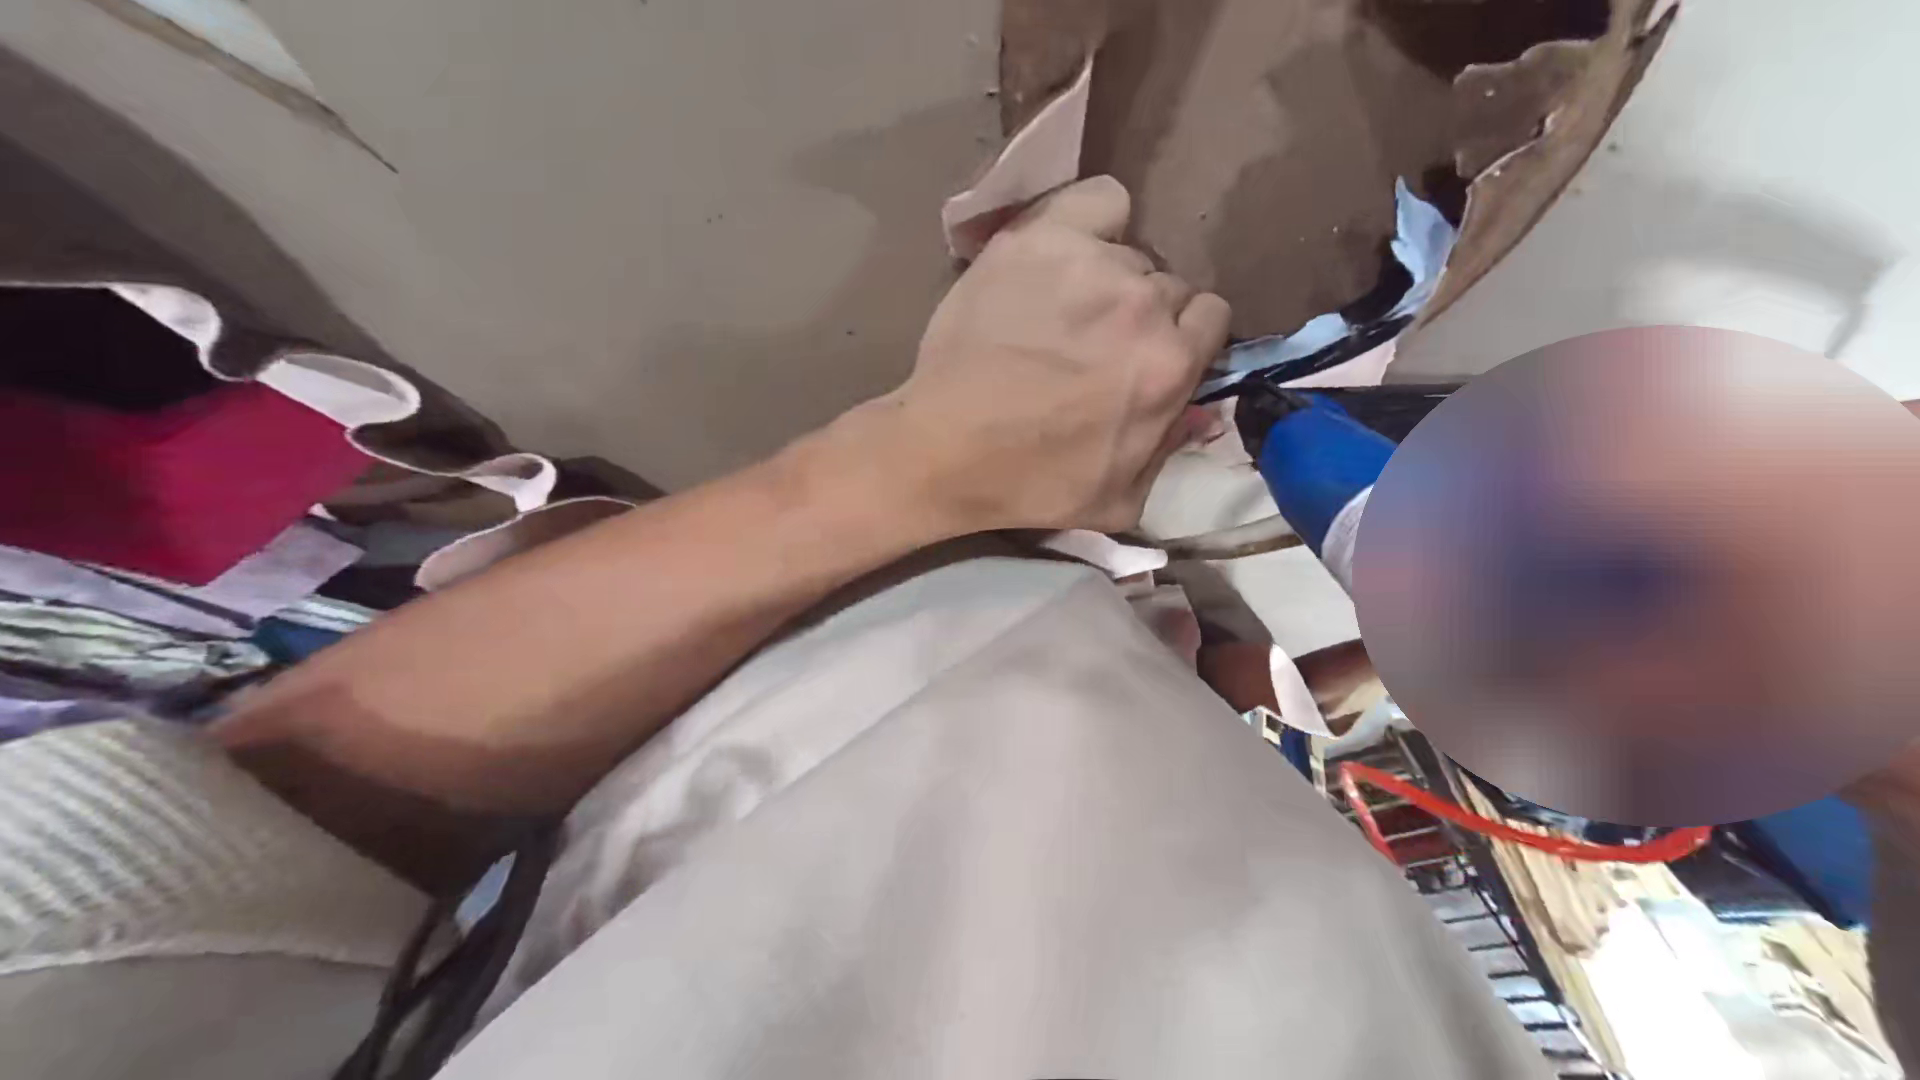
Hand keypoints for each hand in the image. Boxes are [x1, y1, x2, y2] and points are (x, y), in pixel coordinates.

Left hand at [849, 176, 1231, 535]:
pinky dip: (1091, 221)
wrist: (944, 450)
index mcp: (1170, 364)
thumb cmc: (1030, 483)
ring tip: (1061, 313)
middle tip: (1096, 344)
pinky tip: (1068, 251)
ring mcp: (1088, 263)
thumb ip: (1171, 450)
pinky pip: (1095, 200)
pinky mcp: (1037, 238)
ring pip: (1127, 254)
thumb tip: (1203, 409)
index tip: (1148, 357)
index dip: (1182, 339)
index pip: (1211, 316)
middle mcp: (1142, 302)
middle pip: (1167, 287)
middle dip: (1143, 316)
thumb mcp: (1118, 499)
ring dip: (1107, 281)